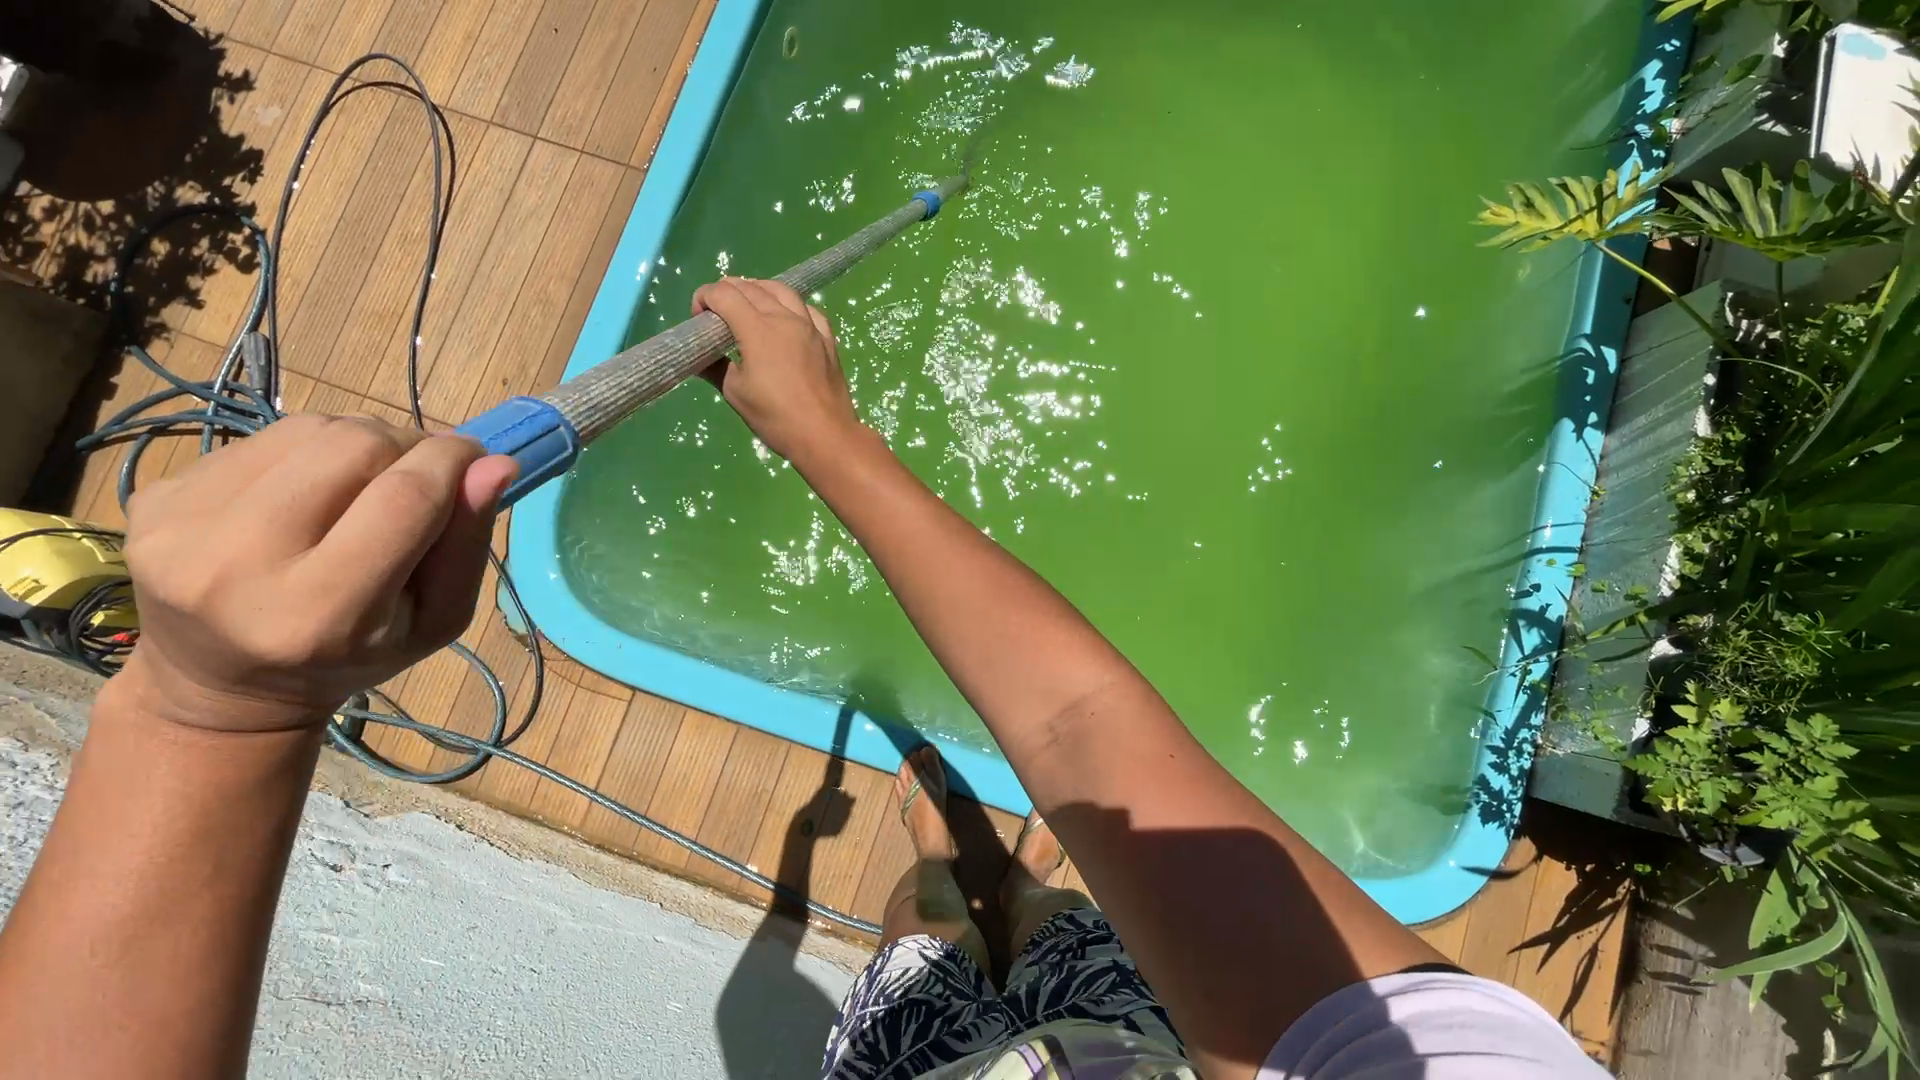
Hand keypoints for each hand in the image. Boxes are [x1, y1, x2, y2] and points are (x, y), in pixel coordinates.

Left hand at [115, 414, 518, 733]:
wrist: (222, 683)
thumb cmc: (354, 657)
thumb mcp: (436, 620)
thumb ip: (466, 544)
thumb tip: (494, 464)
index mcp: (321, 612)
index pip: (404, 498)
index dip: (452, 461)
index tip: (476, 456)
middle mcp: (239, 563)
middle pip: (355, 446)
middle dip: (409, 446)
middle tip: (425, 471)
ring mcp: (182, 525)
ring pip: (310, 428)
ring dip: (362, 442)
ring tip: (370, 481)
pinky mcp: (154, 496)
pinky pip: (263, 439)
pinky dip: (310, 451)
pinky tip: (314, 488)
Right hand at [692, 276, 866, 462]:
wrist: (825, 434)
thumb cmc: (776, 417)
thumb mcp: (736, 393)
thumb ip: (715, 368)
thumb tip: (700, 358)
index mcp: (758, 329)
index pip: (724, 294)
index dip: (704, 297)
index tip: (698, 317)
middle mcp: (785, 318)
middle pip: (751, 288)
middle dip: (728, 291)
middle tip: (716, 310)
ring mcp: (810, 326)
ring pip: (782, 291)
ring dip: (759, 289)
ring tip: (748, 301)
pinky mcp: (827, 338)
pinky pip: (808, 309)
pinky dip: (790, 304)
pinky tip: (786, 316)